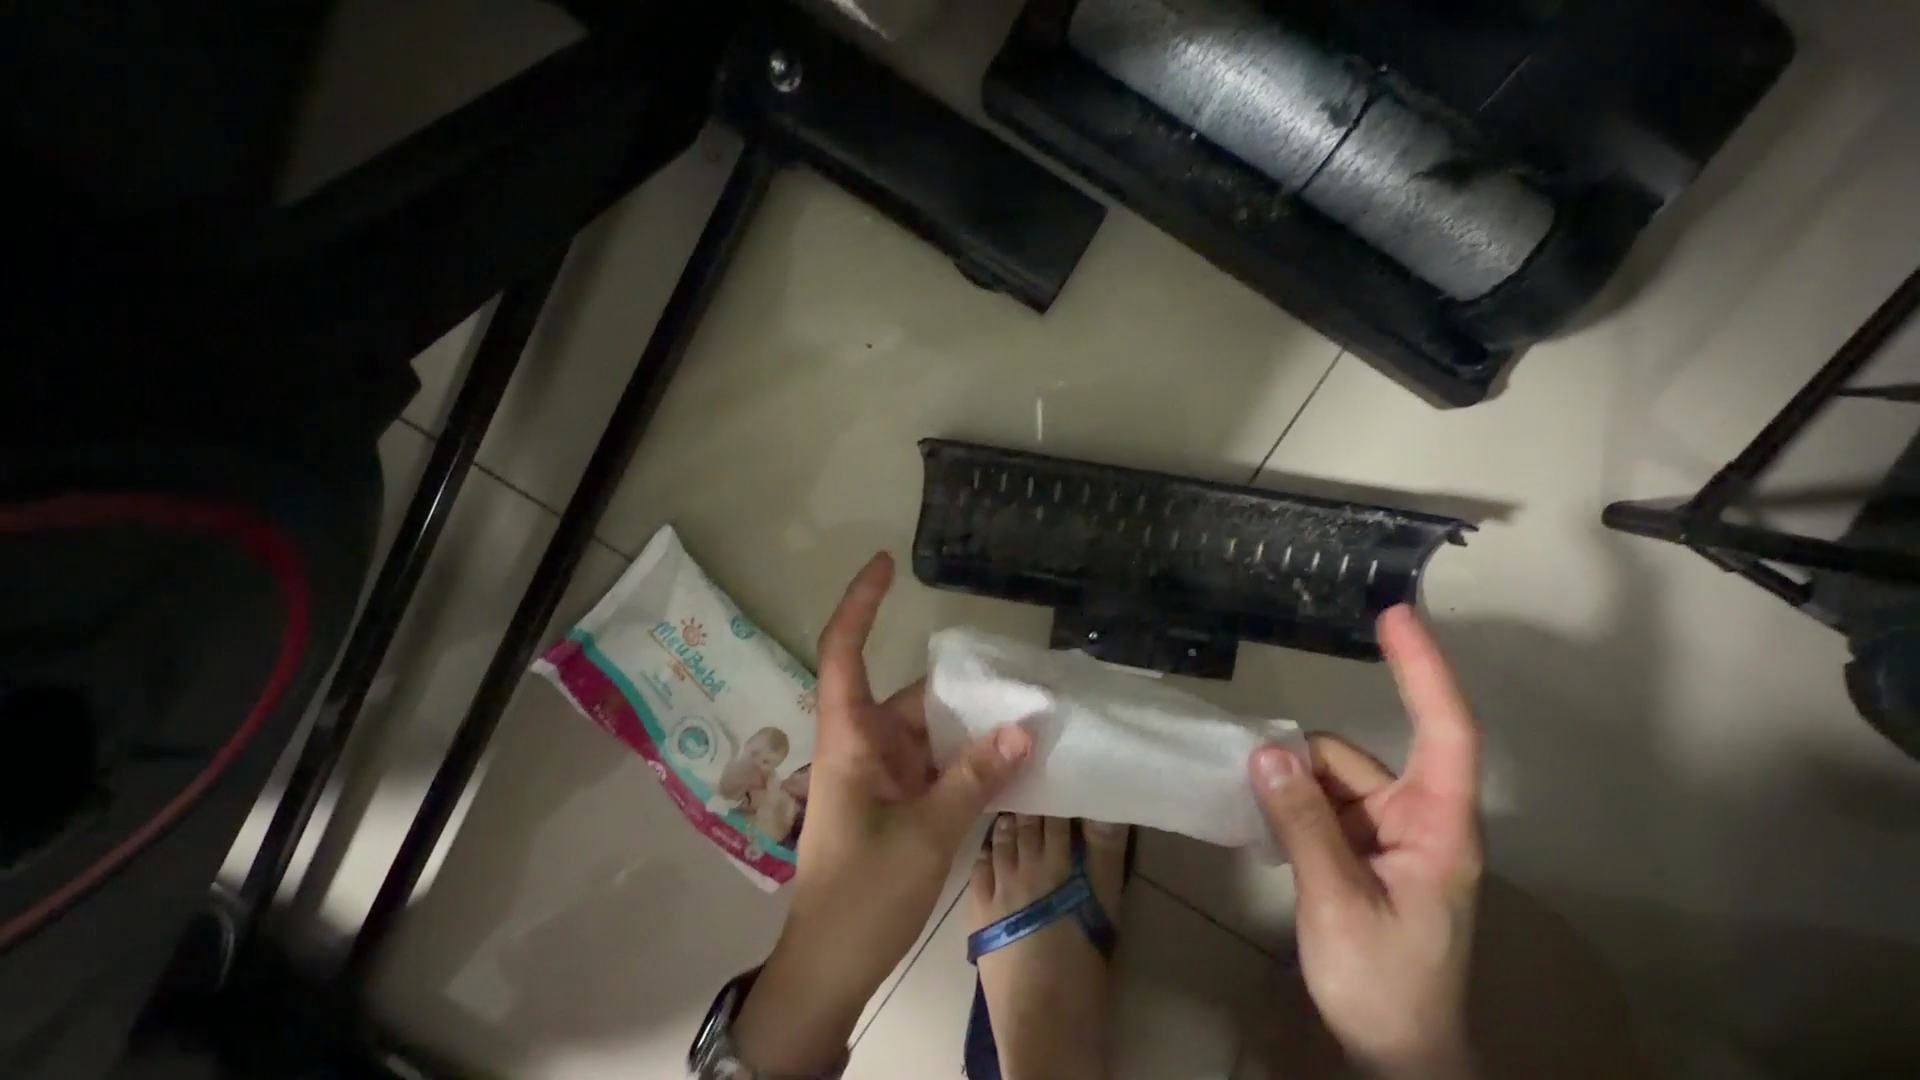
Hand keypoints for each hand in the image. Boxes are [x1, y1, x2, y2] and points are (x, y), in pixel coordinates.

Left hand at [734, 554, 1032, 1073]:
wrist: (832, 967)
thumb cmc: (863, 894)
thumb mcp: (927, 833)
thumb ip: (975, 776)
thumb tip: (1025, 726)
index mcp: (848, 739)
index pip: (843, 652)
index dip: (861, 604)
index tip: (886, 564)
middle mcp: (862, 747)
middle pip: (910, 696)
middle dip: (961, 690)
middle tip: (1022, 680)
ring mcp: (879, 777)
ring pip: (929, 734)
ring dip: (972, 732)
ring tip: (1031, 717)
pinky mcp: (896, 805)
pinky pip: (935, 767)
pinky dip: (969, 764)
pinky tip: (1013, 762)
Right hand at [1250, 606, 1483, 1079]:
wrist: (1395, 1051)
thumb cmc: (1385, 983)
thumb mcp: (1338, 904)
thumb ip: (1305, 825)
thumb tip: (1267, 752)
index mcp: (1439, 827)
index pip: (1445, 732)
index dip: (1424, 671)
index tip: (1395, 617)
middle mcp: (1416, 819)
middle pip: (1353, 758)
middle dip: (1302, 766)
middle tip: (1253, 786)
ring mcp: (1387, 836)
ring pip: (1327, 780)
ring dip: (1289, 791)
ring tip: (1260, 828)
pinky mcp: (1361, 851)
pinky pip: (1319, 805)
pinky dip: (1289, 807)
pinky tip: (1265, 830)